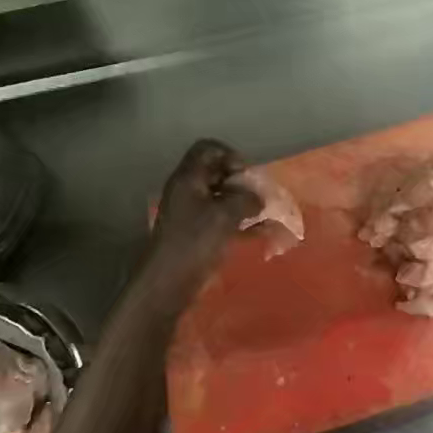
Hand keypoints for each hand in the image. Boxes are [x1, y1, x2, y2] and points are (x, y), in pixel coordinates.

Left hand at [145, 140, 259, 287]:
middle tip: (259, 194)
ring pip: (220, 196)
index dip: (230, 155)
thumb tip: (258, 198)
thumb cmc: (194, 243)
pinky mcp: (195, 233)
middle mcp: (187, 190)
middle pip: (215, 172)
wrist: (167, 283)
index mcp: (188, 178)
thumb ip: (245, 200)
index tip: (247, 174)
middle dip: (240, 180)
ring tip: (265, 213)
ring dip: (242, 202)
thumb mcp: (225, 216)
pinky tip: (261, 233)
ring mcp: (190, 212)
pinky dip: (239, 222)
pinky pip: (220, 218)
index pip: (207, 149)